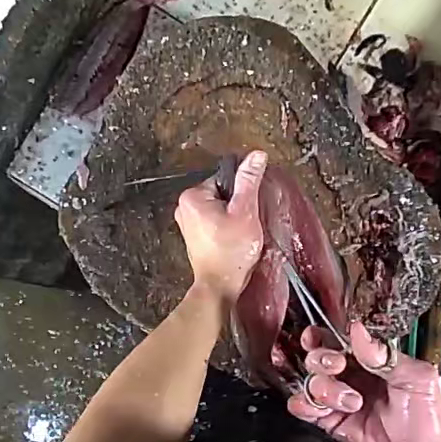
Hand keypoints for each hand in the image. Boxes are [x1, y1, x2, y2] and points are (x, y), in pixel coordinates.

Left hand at [174, 151, 267, 304]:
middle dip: (237, 206)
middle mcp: (184, 207)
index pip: (225, 179)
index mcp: (192, 196)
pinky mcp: (194, 237)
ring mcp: (187, 223)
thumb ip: (249, 181)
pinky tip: (233, 241)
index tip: (248, 210)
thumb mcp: (245, 212)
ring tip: (240, 234)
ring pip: (220, 209)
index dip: (242, 193)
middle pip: (222, 193)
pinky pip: (215, 222)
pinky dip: (226, 228)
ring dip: (233, 218)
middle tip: (245, 224)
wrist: (219, 287)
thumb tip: (256, 155)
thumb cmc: (231, 252)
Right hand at [286, 322, 440, 441]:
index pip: (342, 338)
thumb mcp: (417, 381)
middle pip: (319, 357)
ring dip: (324, 389)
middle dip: (322, 360)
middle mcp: (356, 376)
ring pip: (312, 381)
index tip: (328, 343)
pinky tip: (319, 410)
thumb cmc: (431, 424)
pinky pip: (305, 407)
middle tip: (337, 369)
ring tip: (351, 403)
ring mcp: (342, 399)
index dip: (327, 337)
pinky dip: (304, 405)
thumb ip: (386, 356)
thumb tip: (359, 331)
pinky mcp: (333, 422)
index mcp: (375, 361)